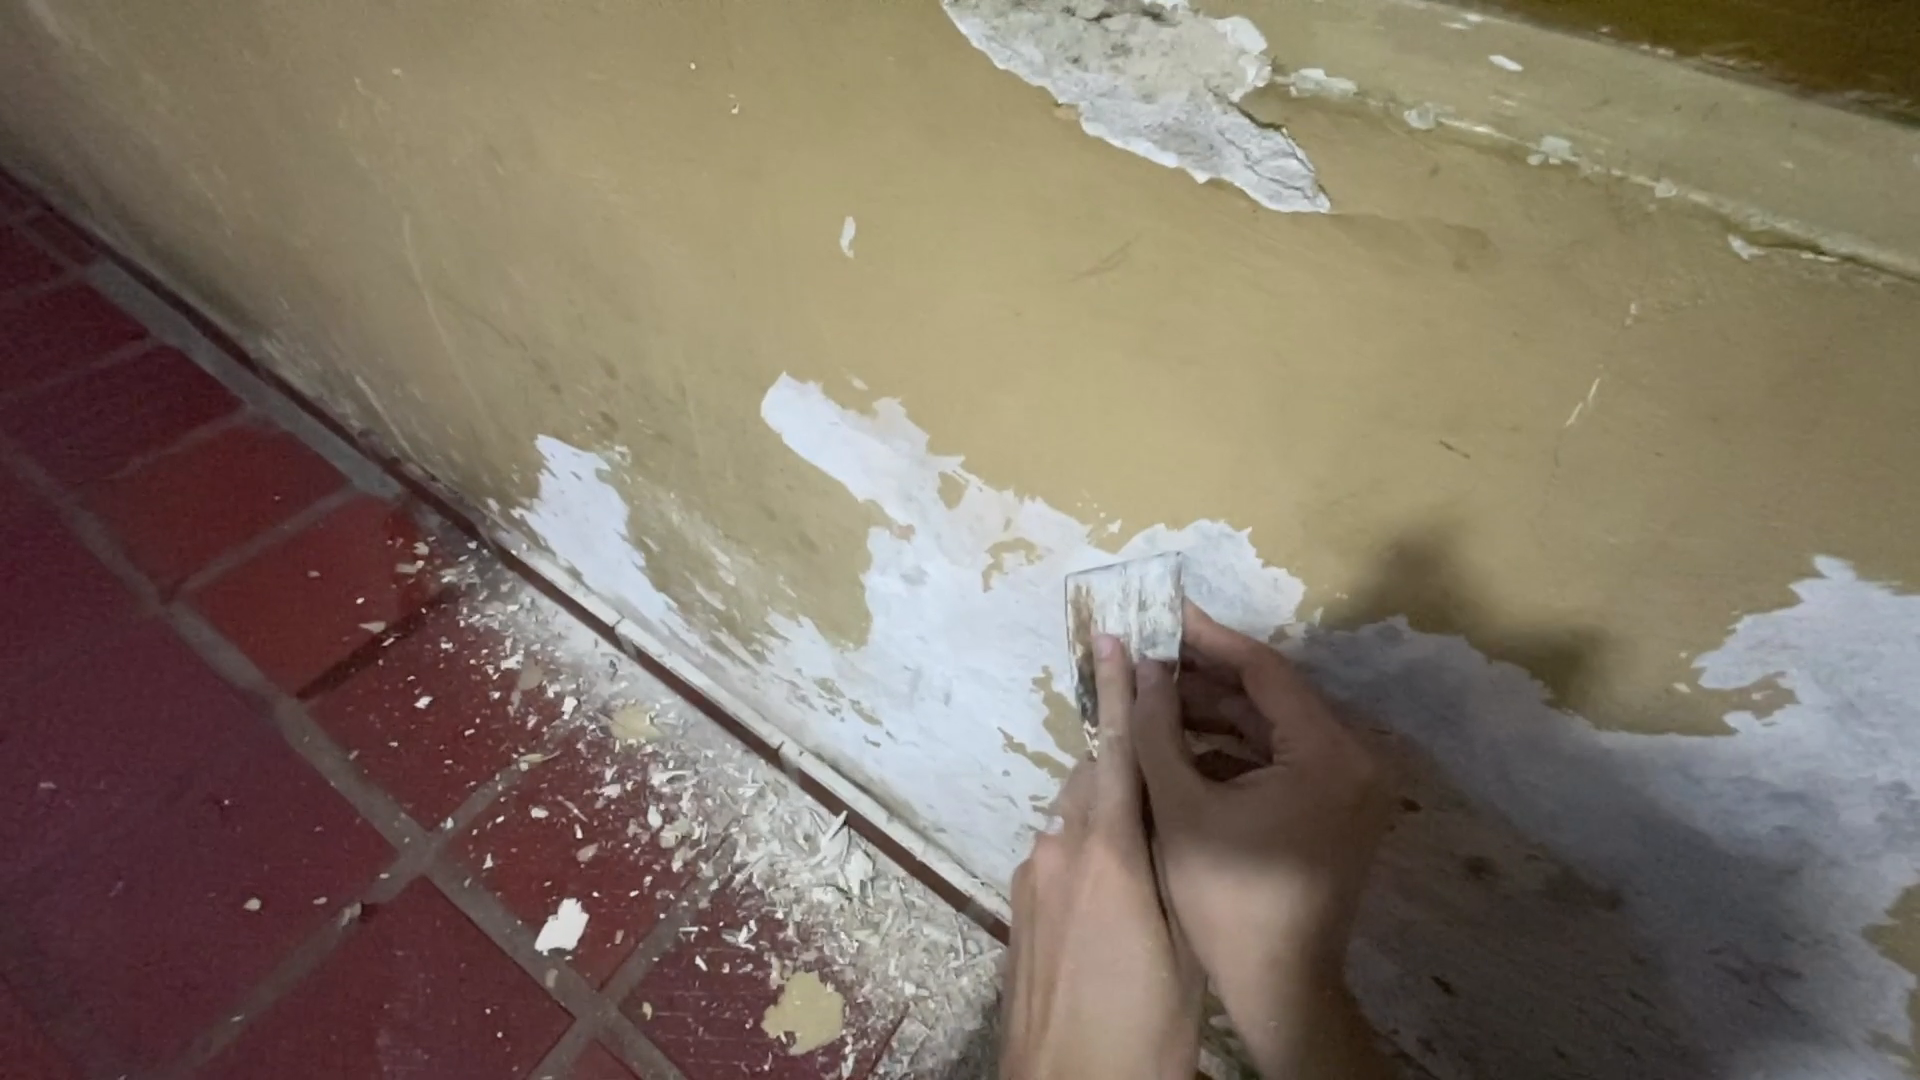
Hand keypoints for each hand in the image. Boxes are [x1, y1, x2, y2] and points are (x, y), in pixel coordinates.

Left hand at [1000, 635, 1202, 1079]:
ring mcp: (1032, 873)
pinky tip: (1105, 903)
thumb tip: (1156, 820)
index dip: (1115, 692)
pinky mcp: (1017, 901)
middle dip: (1124, 773)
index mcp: (1109, 851)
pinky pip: (1056, 853)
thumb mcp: (1181, 943)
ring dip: (1104, 821)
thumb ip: (1162, 866)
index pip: (1116, 752)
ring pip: (1073, 819)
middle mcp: (1060, 847)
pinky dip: (1082, 855)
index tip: (1107, 641)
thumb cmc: (1147, 1020)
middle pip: (1092, 782)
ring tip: (1139, 864)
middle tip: (1162, 794)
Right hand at [1131, 603, 1391, 1078]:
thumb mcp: (1178, 803)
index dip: (1208, 639)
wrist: (1278, 988)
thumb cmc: (1226, 897)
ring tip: (1153, 693)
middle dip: (1204, 674)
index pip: (1264, 671)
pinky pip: (1277, 754)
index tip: (1163, 612)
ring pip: (1270, 724)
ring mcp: (1347, 783)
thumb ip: (1154, 725)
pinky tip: (1179, 739)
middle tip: (1149, 651)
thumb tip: (1136, 660)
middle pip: (1269, 694)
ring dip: (1213, 709)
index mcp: (1327, 754)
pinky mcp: (1332, 804)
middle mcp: (1352, 758)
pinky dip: (1229, 744)